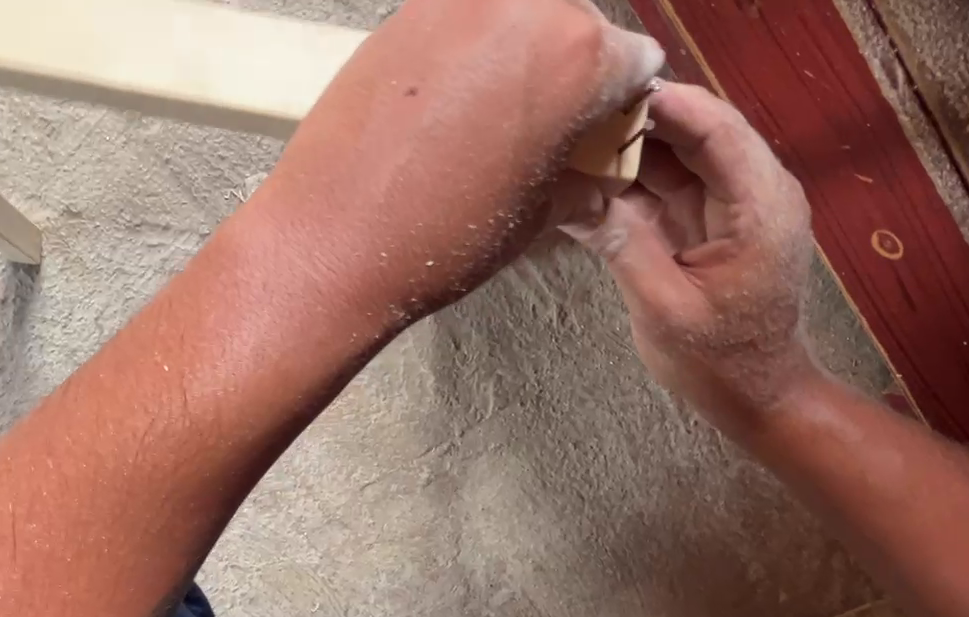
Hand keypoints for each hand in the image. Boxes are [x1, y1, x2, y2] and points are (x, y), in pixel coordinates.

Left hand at [243, 0, 663, 334]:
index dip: (620, 105)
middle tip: (545, 128)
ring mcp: (458, 1)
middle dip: (569, 76)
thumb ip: (575, 180)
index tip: (601, 132)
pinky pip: (460, 24)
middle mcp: (524, 7)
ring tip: (490, 119)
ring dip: (516, 60)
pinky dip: (467, 56)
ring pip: (515, 19)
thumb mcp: (530, 220)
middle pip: (573, 29)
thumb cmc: (439, 239)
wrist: (336, 240)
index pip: (631, 64)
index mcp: (577, 58)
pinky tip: (447, 107)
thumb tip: (592, 178)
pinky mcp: (406, 10)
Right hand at [563, 83, 821, 435]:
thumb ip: (622, 245)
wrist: (756, 397)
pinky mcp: (712, 226)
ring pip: (679, 160)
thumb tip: (574, 197)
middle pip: (696, 135)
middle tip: (580, 117)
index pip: (716, 130)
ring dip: (631, 153)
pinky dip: (635, 186)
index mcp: (759, 207)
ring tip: (576, 144)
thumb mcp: (663, 308)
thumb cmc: (719, 362)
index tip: (609, 91)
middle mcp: (754, 194)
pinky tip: (594, 181)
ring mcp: (733, 209)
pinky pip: (672, 191)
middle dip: (640, 123)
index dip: (664, 104)